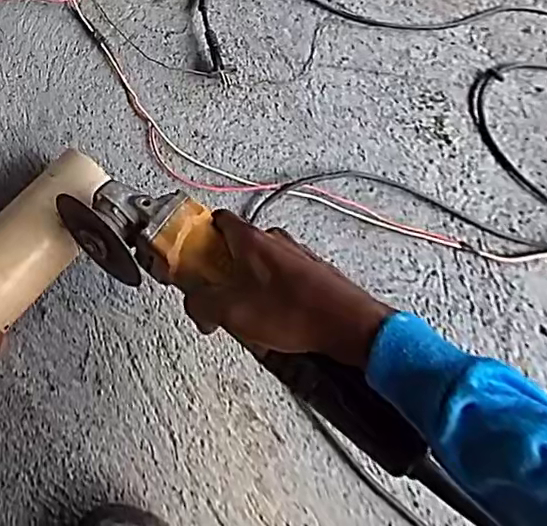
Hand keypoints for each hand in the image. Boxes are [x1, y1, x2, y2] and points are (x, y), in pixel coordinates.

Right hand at [182, 210, 394, 367]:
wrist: (351, 327)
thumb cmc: (295, 312)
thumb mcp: (232, 313)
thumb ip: (202, 306)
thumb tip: (194, 307)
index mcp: (249, 238)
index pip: (217, 219)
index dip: (203, 236)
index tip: (196, 255)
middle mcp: (274, 238)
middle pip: (239, 244)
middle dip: (227, 268)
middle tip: (223, 293)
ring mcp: (298, 254)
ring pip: (264, 262)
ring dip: (253, 282)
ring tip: (254, 315)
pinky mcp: (316, 273)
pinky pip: (286, 278)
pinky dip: (277, 293)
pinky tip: (280, 321)